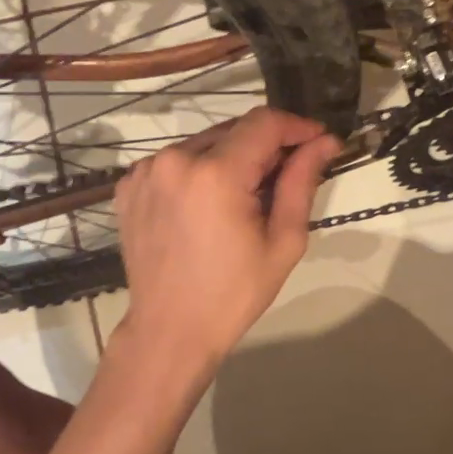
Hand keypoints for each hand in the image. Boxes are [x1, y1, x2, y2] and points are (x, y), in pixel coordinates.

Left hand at [112, 107, 340, 365]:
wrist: (170, 330)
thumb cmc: (234, 294)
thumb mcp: (282, 243)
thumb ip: (301, 184)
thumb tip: (323, 144)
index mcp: (215, 174)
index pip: (264, 123)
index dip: (296, 127)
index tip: (317, 141)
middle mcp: (174, 160)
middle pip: (232, 130)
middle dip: (264, 147)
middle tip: (285, 179)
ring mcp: (145, 172)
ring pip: (202, 145)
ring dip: (229, 160)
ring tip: (243, 200)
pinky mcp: (128, 187)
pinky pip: (174, 164)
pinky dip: (196, 174)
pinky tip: (206, 208)